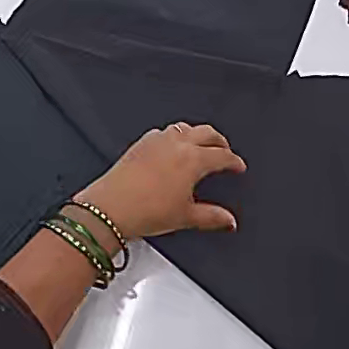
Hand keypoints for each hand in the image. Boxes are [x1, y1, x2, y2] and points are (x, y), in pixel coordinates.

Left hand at [77, 123, 245, 240]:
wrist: (110, 208)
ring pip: (185, 128)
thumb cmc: (144, 210)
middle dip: (220, 141)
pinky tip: (171, 146)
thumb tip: (228, 220)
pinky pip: (164, 132)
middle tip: (225, 150)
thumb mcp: (185, 216)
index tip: (238, 166)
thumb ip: (212, 217)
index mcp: (193, 159)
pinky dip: (174, 136)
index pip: (222, 155)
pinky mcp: (141, 143)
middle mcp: (177, 144)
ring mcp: (157, 141)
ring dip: (198, 134)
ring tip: (201, 143)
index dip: (234, 161)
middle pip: (207, 133)